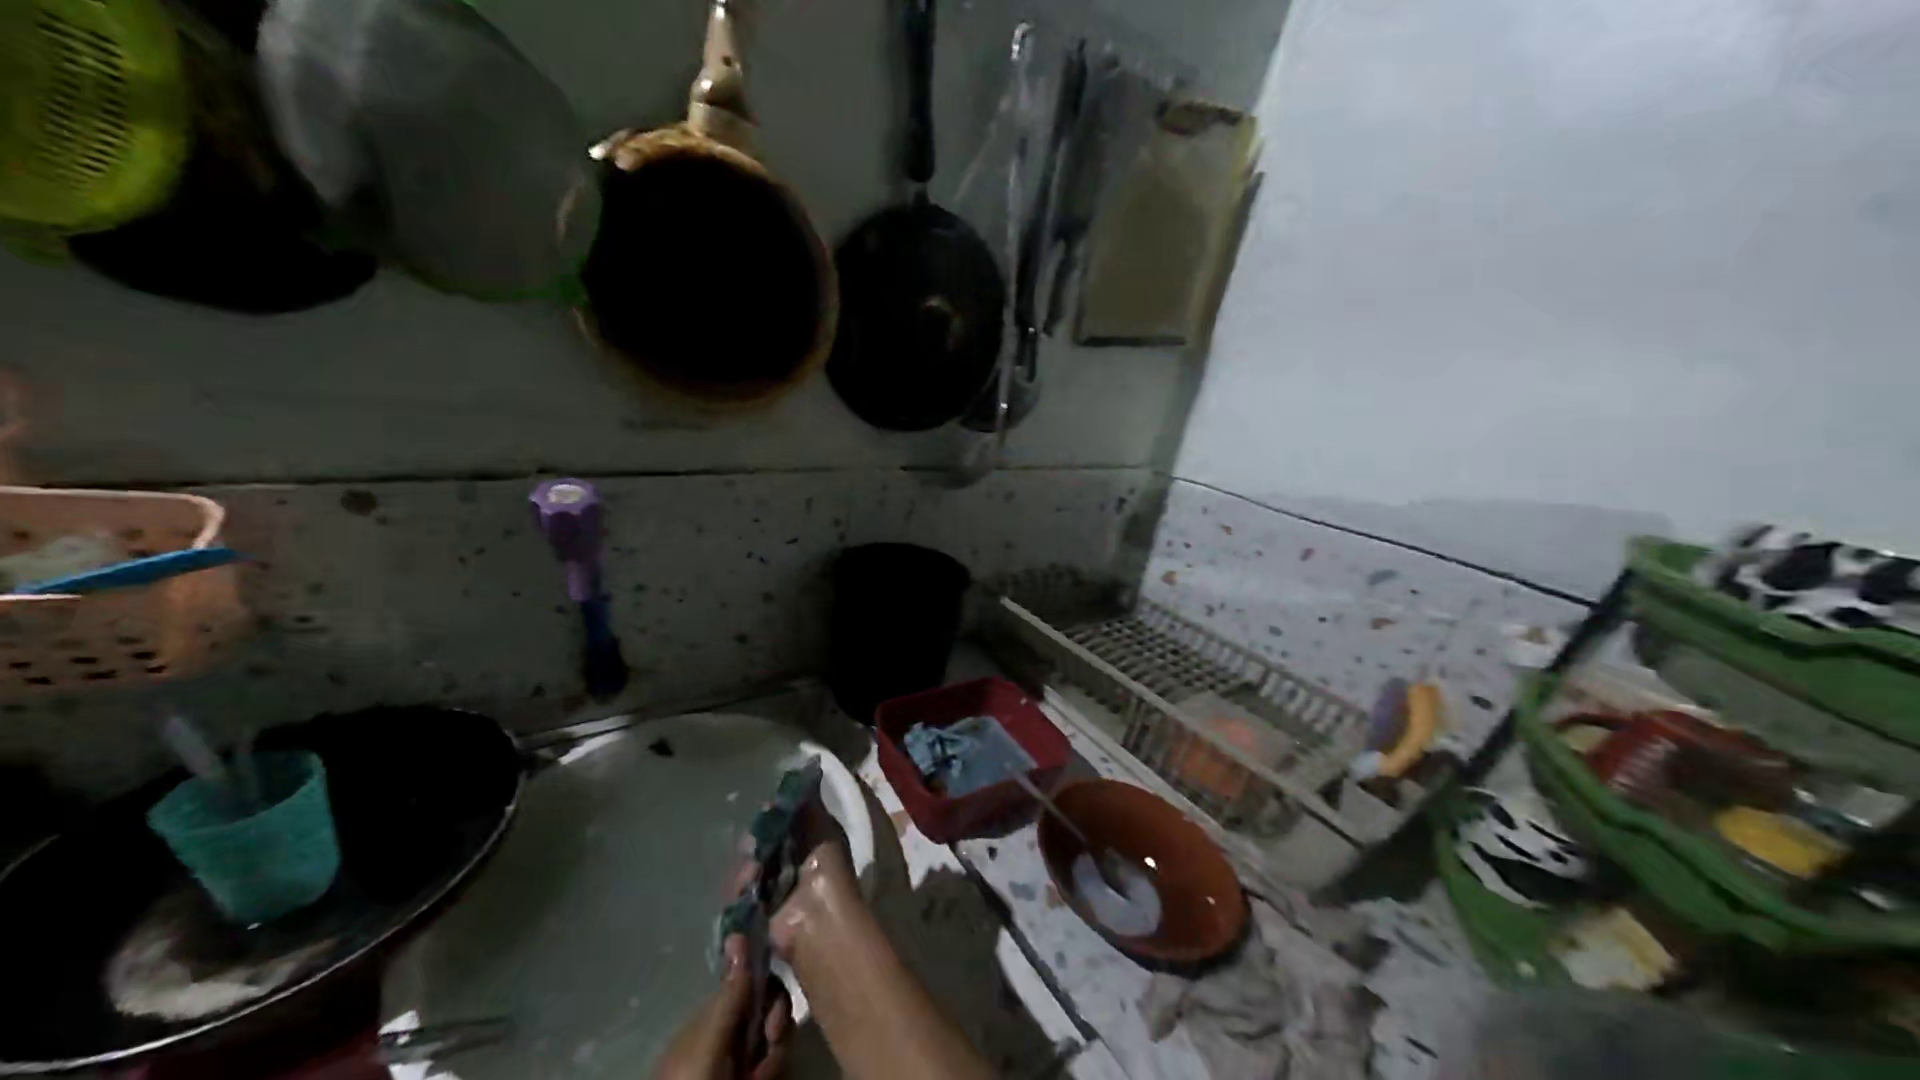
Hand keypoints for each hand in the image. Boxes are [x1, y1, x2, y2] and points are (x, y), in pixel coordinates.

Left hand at [650, 934, 790, 1079]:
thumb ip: (729, 996)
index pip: (755, 985)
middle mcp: (727, 1034)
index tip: (773, 1024)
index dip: (772, 998)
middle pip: (770, 1013)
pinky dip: (771, 1074)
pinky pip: (773, 1066)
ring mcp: (737, 1061)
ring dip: (774, 1061)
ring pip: (776, 1043)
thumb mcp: (708, 1046)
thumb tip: (738, 933)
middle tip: (764, 1062)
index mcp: (711, 1017)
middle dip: (776, 1034)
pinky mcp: (750, 1078)